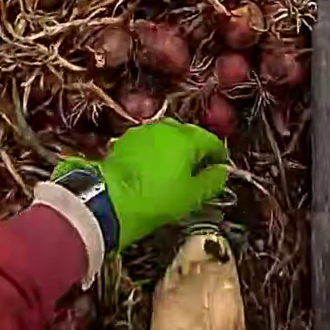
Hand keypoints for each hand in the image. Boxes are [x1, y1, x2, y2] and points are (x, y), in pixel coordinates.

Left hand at [57, 120, 229, 248]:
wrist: (105, 202)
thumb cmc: (154, 200)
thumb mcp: (190, 197)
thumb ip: (212, 181)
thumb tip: (223, 171)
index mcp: (187, 138)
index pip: (212, 141)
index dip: (219, 155)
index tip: (221, 168)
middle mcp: (167, 128)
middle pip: (189, 135)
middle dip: (197, 150)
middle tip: (199, 171)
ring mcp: (144, 131)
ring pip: (168, 136)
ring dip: (175, 149)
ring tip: (175, 169)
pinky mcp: (126, 139)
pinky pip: (149, 142)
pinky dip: (156, 152)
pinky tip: (153, 169)